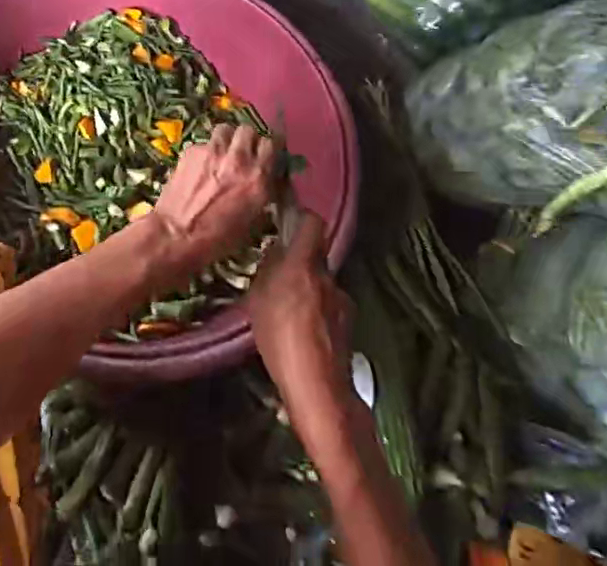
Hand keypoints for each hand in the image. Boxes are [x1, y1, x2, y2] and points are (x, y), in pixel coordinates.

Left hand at [146, 123, 275, 281]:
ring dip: (227, 139)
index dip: (269, 147)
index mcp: (258, 177)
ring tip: (223, 152)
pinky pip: (205, 142)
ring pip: (226, 129)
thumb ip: (263, 192)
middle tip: (243, 152)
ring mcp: (213, 151)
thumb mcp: (253, 220)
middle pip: (249, 131)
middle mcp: (238, 159)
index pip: (272, 144)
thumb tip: (267, 181)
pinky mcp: (192, 151)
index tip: (266, 152)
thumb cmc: (219, 237)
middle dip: (248, 139)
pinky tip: (201, 165)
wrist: (177, 234)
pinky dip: (206, 151)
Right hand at [249, 210, 351, 398]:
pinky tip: (301, 332)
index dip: (300, 218)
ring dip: (307, 289)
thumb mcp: (258, 299)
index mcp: (305, 264)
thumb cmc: (281, 337)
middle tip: (277, 275)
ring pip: (321, 284)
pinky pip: (328, 307)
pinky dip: (316, 312)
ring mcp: (343, 301)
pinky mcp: (348, 325)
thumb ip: (269, 269)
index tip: (286, 221)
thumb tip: (275, 249)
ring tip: (286, 310)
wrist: (318, 389)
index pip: (312, 222)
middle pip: (315, 256)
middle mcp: (329, 277)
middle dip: (298, 261)